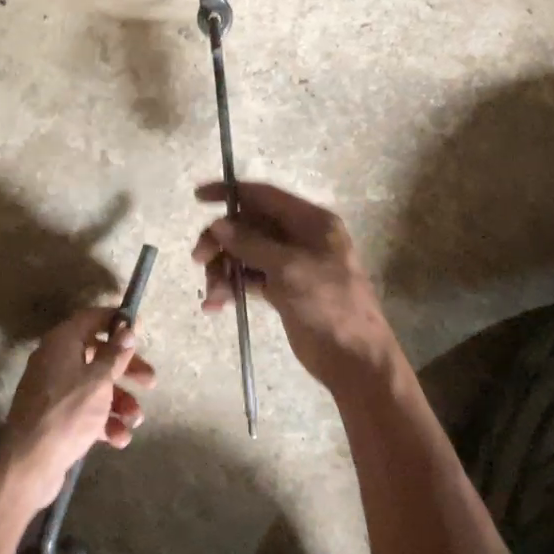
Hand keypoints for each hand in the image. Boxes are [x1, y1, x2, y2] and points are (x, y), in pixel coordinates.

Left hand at [0, 307, 156, 513]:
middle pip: (97, 355)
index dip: (115, 321)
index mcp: (62, 342)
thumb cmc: (67, 414)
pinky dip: (103, 421)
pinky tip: (119, 439)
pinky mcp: (56, 417)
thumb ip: (114, 355)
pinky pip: (85, 411)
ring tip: (135, 420)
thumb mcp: (98, 381)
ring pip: (94, 386)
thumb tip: (126, 329)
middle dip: (126, 369)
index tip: (139, 328)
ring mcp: (54, 390)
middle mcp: (56, 360)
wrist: (29, 464)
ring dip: (119, 401)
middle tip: (150, 381)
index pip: (90, 318)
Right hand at [193, 182, 396, 390]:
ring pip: (244, 254)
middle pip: (248, 226)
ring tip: (213, 296)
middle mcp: (299, 237)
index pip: (263, 196)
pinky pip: (249, 278)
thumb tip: (218, 225)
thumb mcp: (290, 269)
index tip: (199, 198)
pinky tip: (216, 305)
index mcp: (310, 222)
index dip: (230, 193)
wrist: (355, 359)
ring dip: (223, 270)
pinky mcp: (282, 289)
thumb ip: (252, 243)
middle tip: (199, 260)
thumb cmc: (329, 305)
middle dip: (222, 241)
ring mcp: (290, 264)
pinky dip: (231, 287)